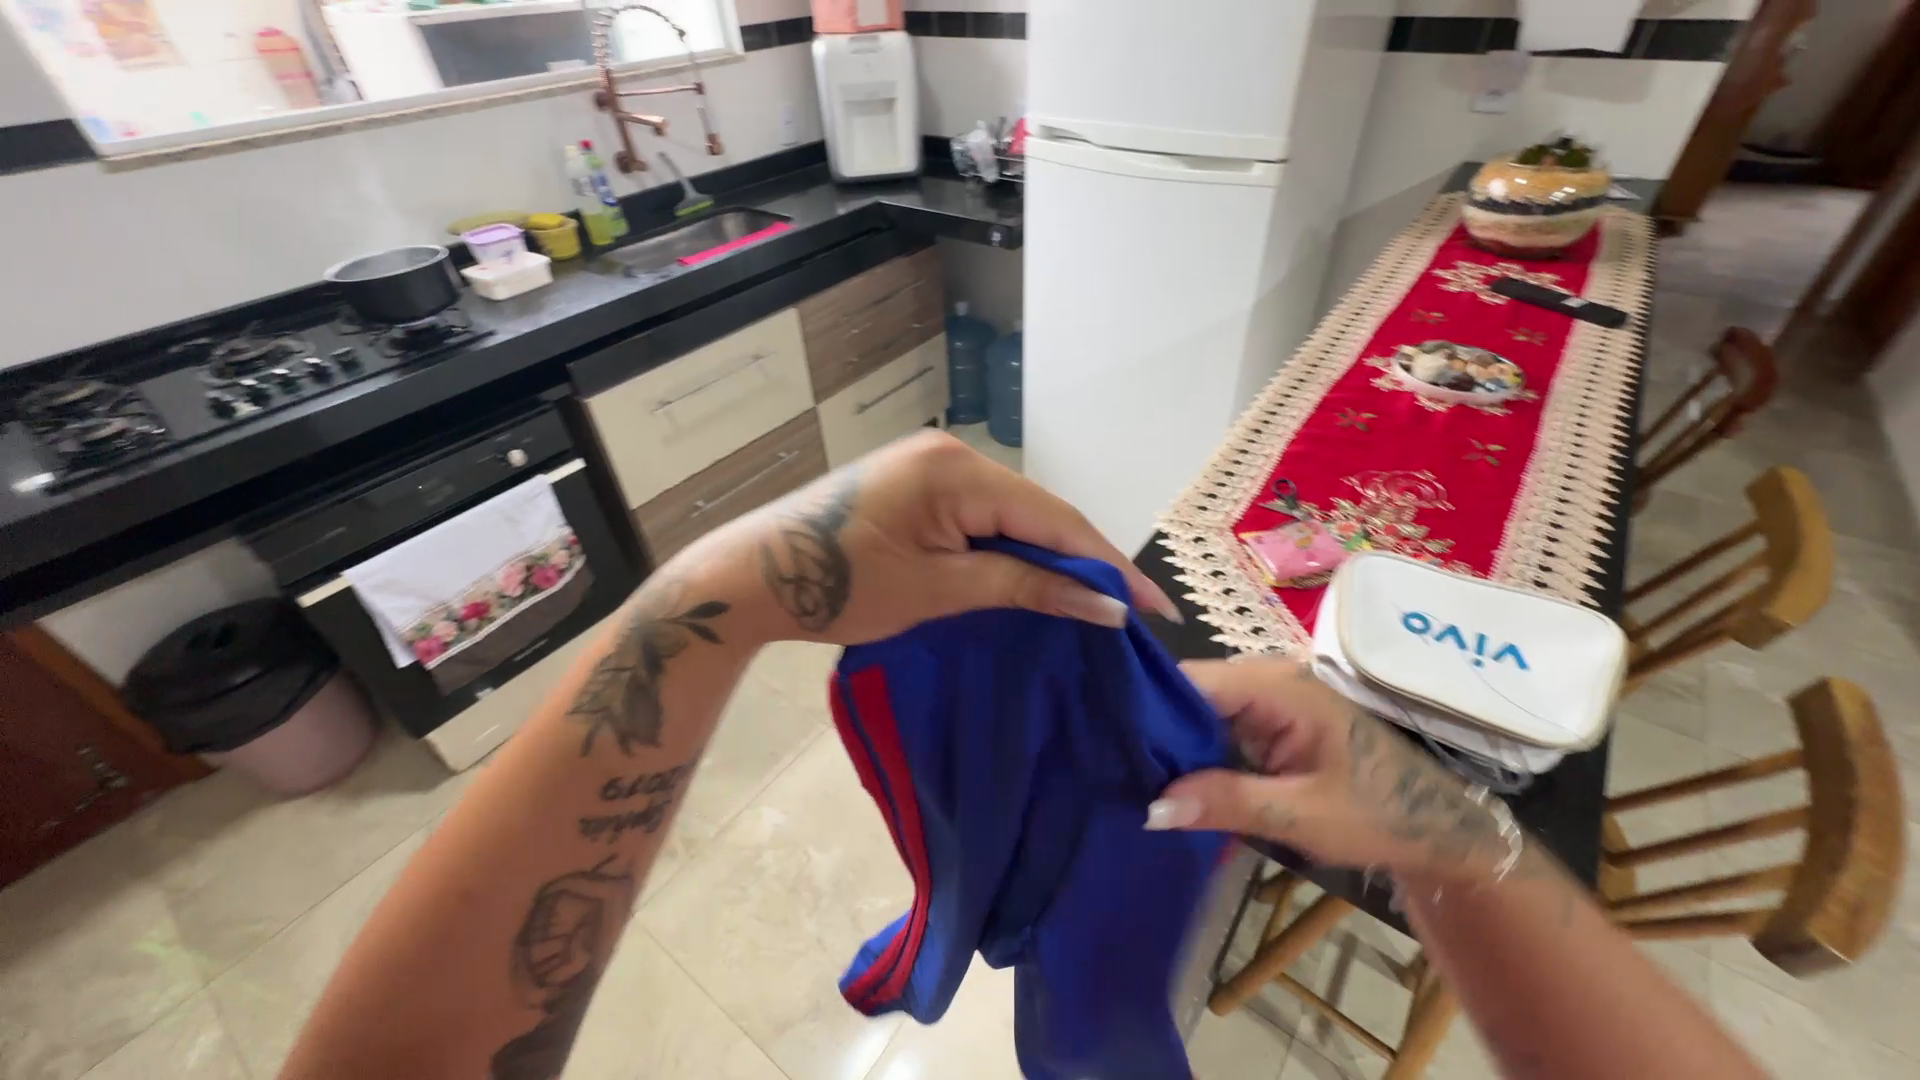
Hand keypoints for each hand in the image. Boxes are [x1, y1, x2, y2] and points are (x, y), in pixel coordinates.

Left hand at [701, 431, 1181, 646]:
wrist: (753, 577)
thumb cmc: (840, 588)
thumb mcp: (940, 591)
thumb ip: (1026, 587)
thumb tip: (1104, 605)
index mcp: (958, 470)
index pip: (1054, 518)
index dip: (1108, 564)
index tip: (1154, 606)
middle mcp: (953, 453)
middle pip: (1038, 511)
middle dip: (1082, 561)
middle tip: (1127, 610)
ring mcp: (933, 464)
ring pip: (1013, 514)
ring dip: (1047, 556)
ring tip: (1093, 600)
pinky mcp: (919, 483)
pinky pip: (983, 515)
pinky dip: (1010, 548)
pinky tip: (1036, 576)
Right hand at [1144, 657, 1513, 882]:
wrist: (1439, 830)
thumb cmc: (1381, 815)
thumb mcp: (1302, 815)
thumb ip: (1226, 802)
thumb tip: (1151, 808)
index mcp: (1277, 686)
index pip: (1193, 682)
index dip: (1148, 708)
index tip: (1105, 740)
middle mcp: (1267, 679)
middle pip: (1189, 691)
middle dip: (1153, 729)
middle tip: (1110, 765)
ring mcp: (1267, 698)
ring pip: (1197, 709)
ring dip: (1170, 742)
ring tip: (1127, 772)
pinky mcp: (1267, 720)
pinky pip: (1215, 725)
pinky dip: (1192, 750)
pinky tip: (1165, 775)